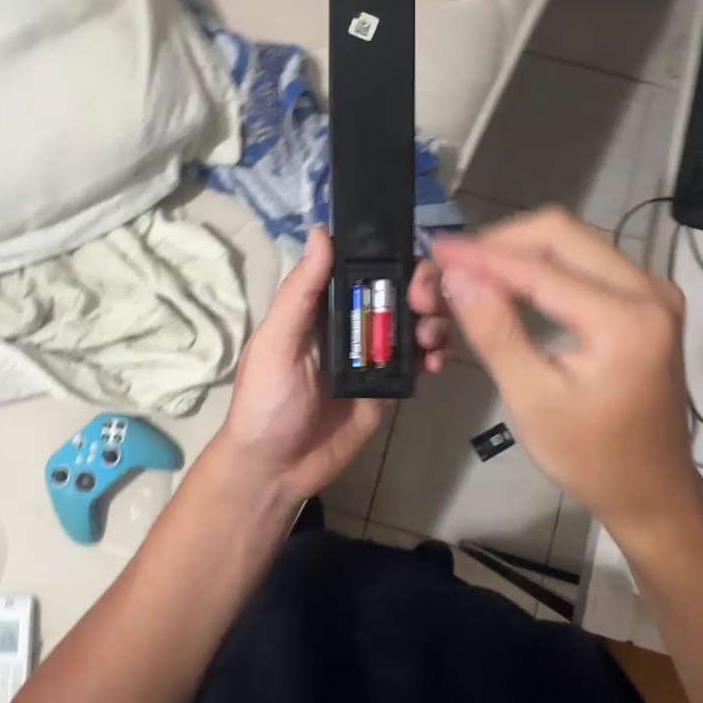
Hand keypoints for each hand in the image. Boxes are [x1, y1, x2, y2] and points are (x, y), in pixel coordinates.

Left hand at [209, 226, 452, 506]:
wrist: (277, 469)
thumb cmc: (265, 402)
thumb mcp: (275, 343)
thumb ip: (300, 292)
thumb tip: (322, 233)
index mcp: (321, 307)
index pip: (364, 267)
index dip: (393, 258)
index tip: (412, 267)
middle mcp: (351, 324)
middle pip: (398, 291)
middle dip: (424, 290)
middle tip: (427, 306)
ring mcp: (372, 355)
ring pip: (415, 322)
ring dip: (435, 321)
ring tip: (432, 339)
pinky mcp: (389, 386)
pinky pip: (419, 362)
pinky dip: (436, 355)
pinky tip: (437, 363)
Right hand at [431, 208, 702, 542]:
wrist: (652, 491)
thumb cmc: (590, 456)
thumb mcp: (532, 398)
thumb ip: (494, 331)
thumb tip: (457, 275)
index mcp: (624, 317)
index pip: (538, 266)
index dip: (480, 255)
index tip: (435, 249)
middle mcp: (647, 289)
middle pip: (561, 233)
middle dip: (499, 242)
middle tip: (452, 264)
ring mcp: (651, 291)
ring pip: (573, 242)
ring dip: (519, 251)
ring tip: (471, 275)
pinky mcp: (645, 300)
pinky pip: (586, 261)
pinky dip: (542, 265)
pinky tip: (508, 285)